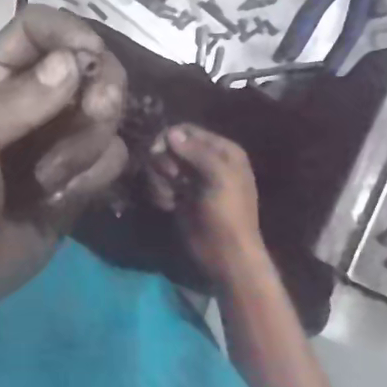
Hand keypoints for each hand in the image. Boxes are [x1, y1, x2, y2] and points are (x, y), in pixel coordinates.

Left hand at [0, 7, 127, 312]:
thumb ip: (12, 106)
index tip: (90, 58)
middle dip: (97, 91)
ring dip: (84, 147)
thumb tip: (73, 64)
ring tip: (45, 181)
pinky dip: (91, 178)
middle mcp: (33, 97)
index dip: (69, 31)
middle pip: (90, 62)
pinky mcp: (82, 172)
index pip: (39, 26)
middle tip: (90, 116)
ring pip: (107, 112)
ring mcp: (61, 134)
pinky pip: (113, 156)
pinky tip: (56, 201)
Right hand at [143, 123, 271, 282]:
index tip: (158, 151)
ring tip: (169, 196)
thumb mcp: (219, 178)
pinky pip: (159, 183)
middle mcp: (207, 161)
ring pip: (161, 164)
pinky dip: (159, 192)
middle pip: (171, 146)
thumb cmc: (228, 214)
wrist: (225, 255)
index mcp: (223, 151)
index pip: (188, 131)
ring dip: (159, 179)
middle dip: (164, 161)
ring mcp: (191, 179)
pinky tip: (167, 205)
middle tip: (171, 179)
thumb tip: (170, 133)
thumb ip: (195, 152)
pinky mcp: (179, 196)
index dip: (171, 138)